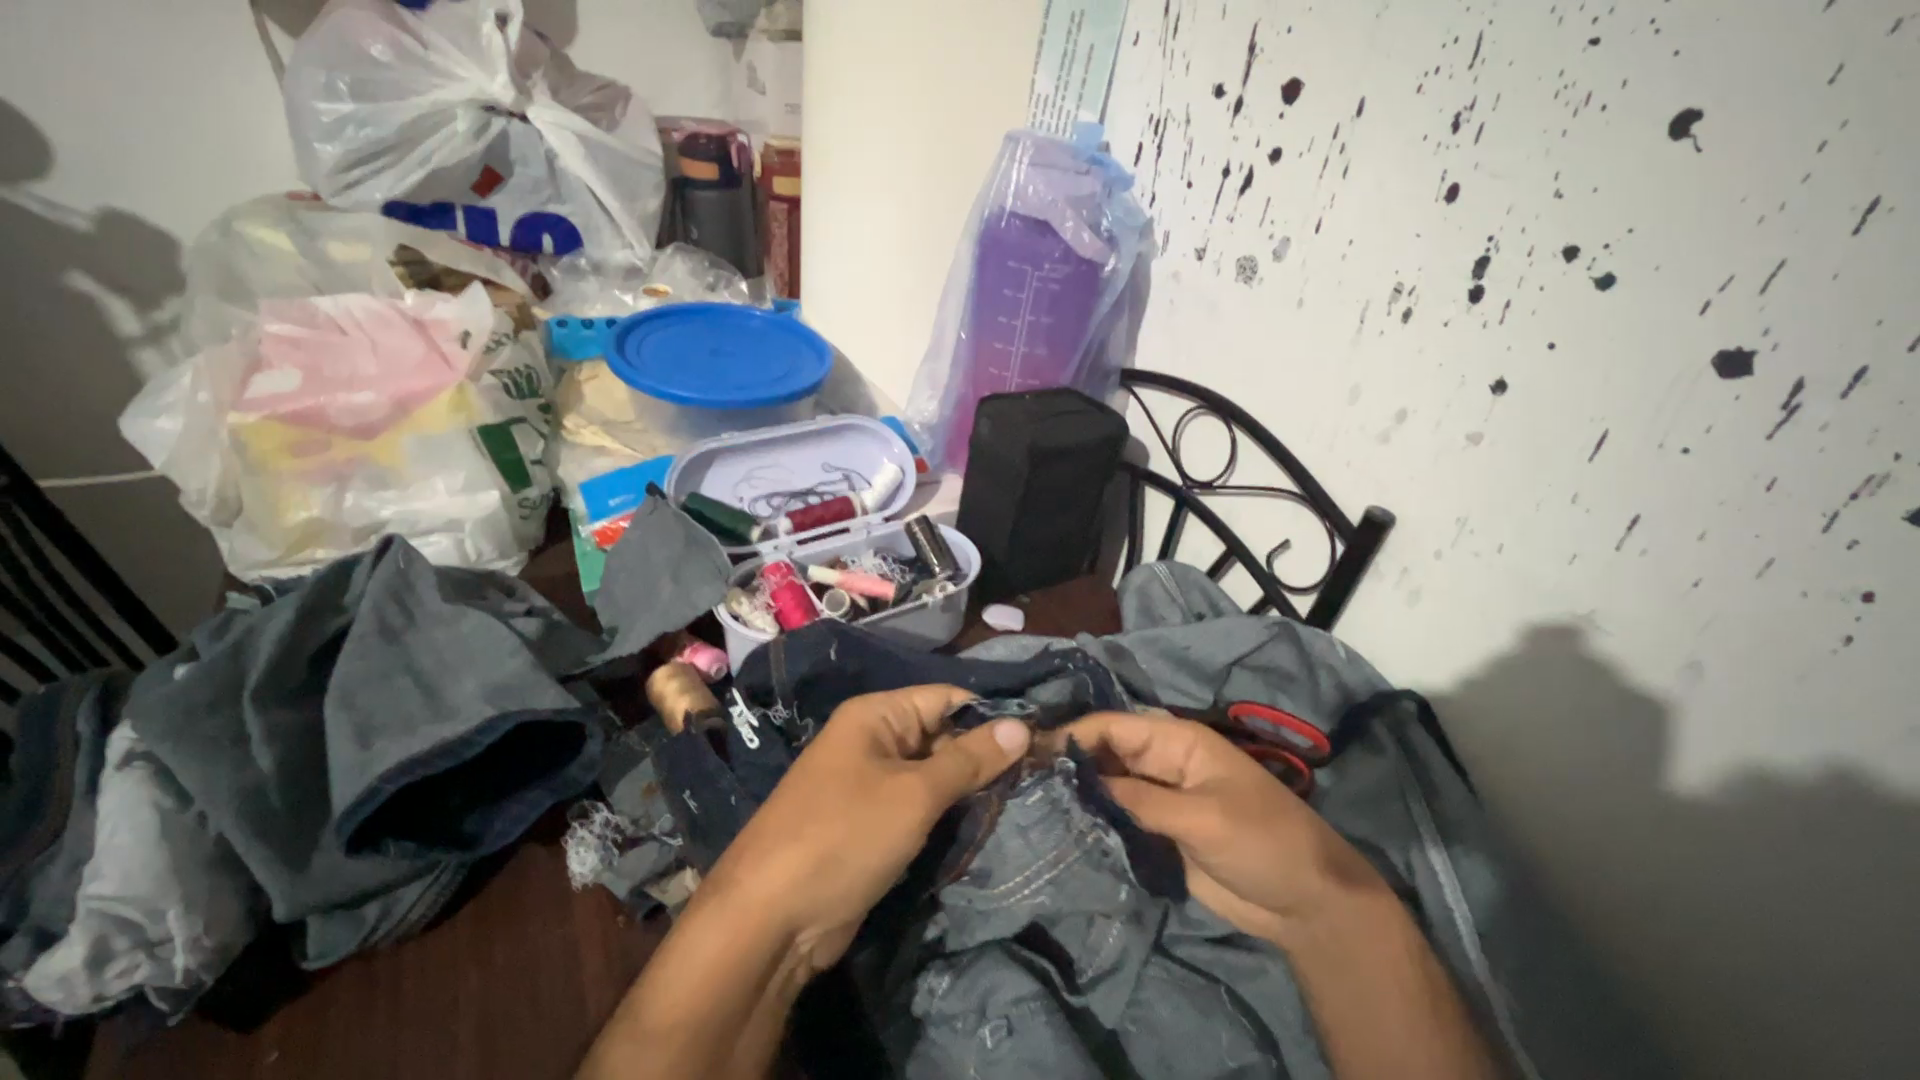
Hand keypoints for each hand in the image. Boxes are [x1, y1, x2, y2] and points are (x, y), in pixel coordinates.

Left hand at [697, 685, 1030, 973]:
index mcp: (874, 716)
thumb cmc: (844, 836)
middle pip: (941, 736)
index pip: (946, 698)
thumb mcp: (914, 794)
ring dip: (968, 792)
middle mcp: (871, 742)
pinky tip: (984, 829)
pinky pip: (918, 811)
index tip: (1041, 742)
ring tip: (1021, 804)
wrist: (771, 919)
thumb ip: (969, 759)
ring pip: (932, 777)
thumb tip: (1022, 725)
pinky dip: (947, 819)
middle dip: (984, 757)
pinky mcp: (870, 829)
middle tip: (1039, 780)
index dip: (991, 717)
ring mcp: (868, 787)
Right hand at [1053, 711, 1386, 943]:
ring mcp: (1159, 800)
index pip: (1113, 727)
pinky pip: (1116, 820)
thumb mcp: (1202, 817)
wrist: (1305, 903)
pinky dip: (1091, 821)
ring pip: (1105, 787)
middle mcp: (1162, 764)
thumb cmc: (1263, 843)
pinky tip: (1057, 829)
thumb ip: (1140, 799)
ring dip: (1075, 794)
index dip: (1071, 735)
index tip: (1026, 750)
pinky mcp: (1157, 834)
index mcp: (1177, 742)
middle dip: (1066, 763)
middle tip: (1017, 777)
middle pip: (1104, 754)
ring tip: (1026, 802)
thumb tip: (1079, 783)